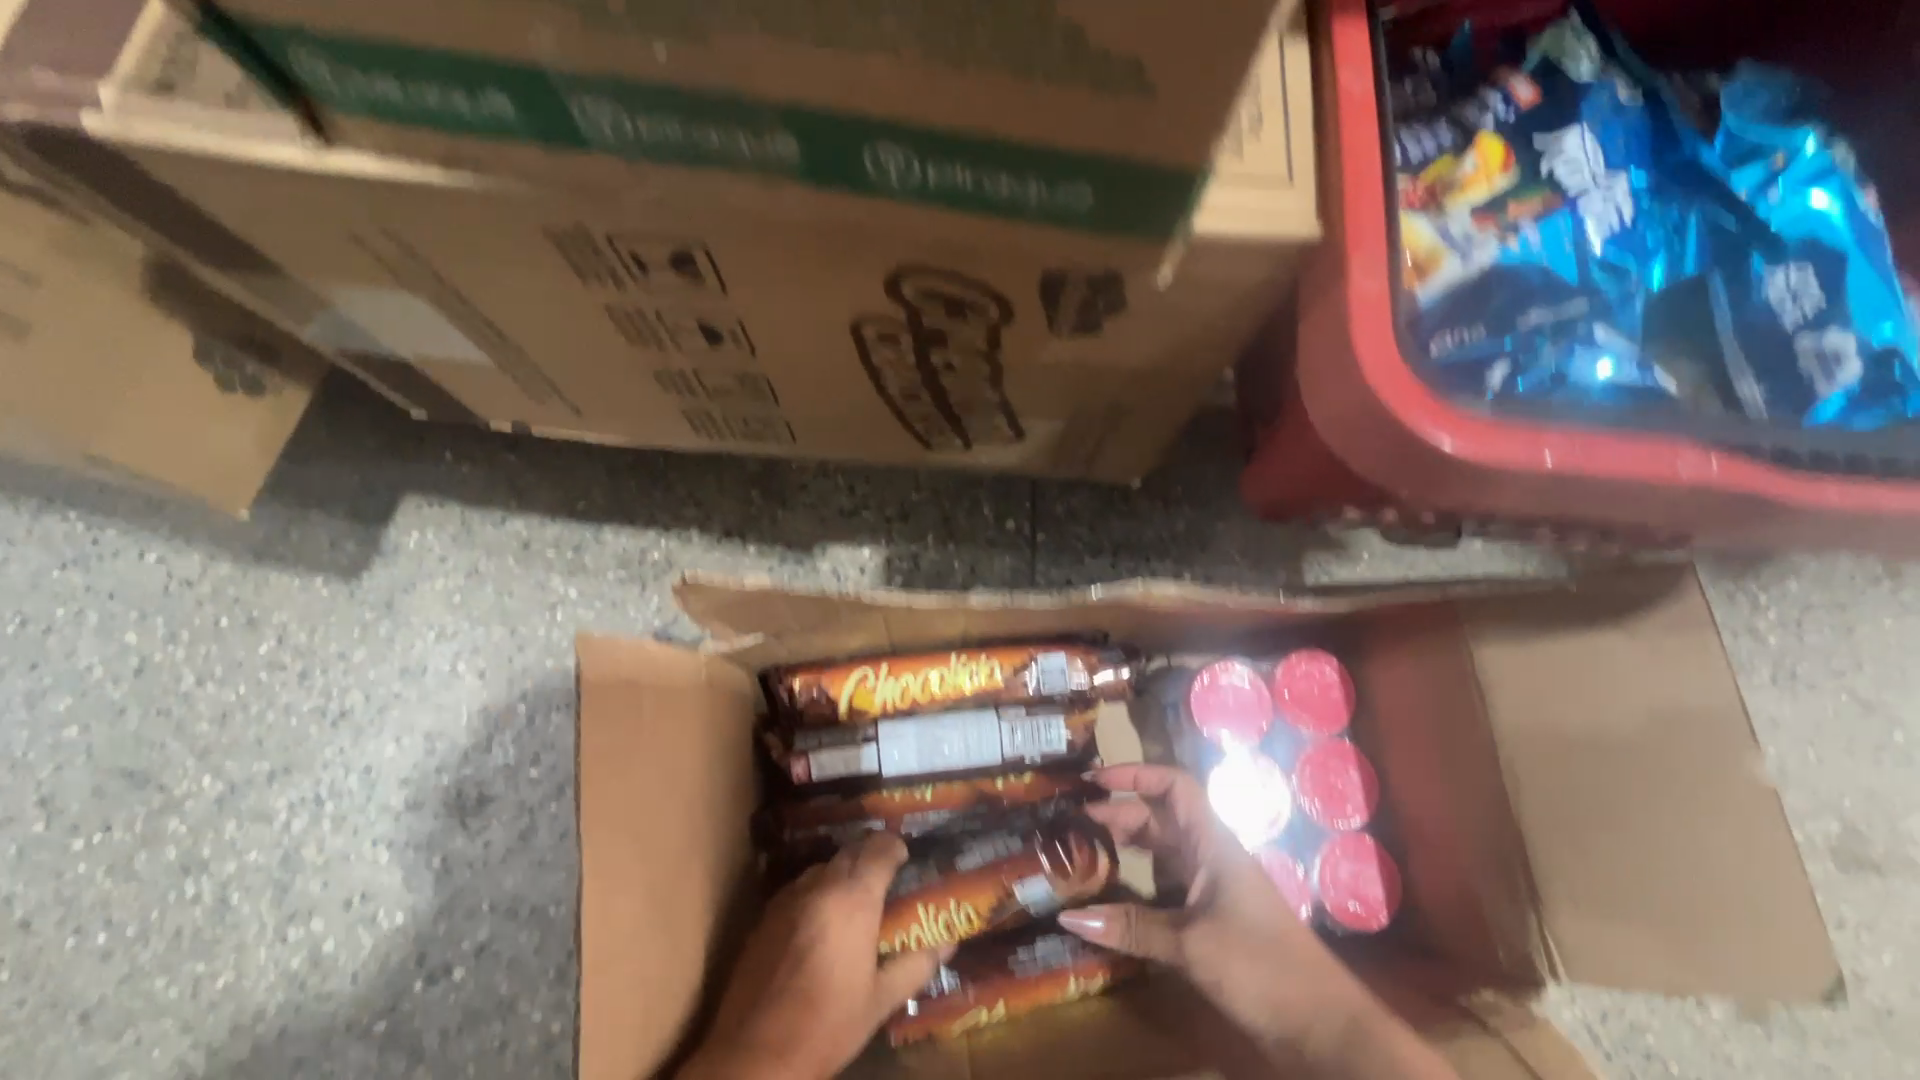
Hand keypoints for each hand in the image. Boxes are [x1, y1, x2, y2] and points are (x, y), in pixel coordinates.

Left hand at [679, 832, 949, 1079]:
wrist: (755, 1053)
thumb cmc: (827, 1025)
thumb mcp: (880, 1001)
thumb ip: (915, 965)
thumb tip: (947, 944)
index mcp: (853, 901)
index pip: (878, 850)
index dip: (895, 847)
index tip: (906, 856)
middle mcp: (819, 888)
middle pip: (849, 853)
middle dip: (869, 856)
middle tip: (886, 876)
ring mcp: (787, 900)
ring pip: (821, 869)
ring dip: (841, 874)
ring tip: (855, 899)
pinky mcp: (764, 917)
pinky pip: (798, 889)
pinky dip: (816, 892)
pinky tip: (821, 921)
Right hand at [1057, 764, 1453, 1079]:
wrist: (1320, 1025)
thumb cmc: (1261, 966)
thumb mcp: (1191, 945)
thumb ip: (1132, 928)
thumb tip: (1068, 917)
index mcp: (1213, 844)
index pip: (1174, 787)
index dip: (1134, 775)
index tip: (1092, 780)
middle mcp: (1211, 858)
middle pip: (1160, 819)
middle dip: (1118, 814)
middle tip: (1072, 825)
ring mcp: (1213, 890)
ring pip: (1162, 855)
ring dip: (1127, 849)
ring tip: (1084, 855)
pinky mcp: (1212, 922)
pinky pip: (1167, 889)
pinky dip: (1138, 887)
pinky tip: (1112, 901)